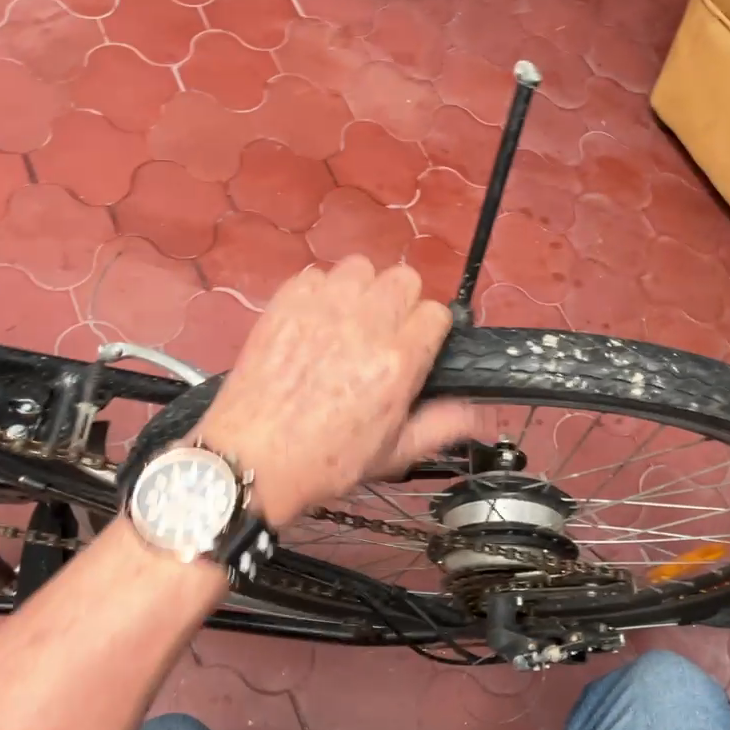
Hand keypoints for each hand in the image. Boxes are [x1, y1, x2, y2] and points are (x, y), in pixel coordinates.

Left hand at [194, 257, 476, 522]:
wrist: (253, 459)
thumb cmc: (325, 462)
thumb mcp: (394, 454)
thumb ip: (440, 425)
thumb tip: (476, 412)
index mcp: (398, 362)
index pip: (436, 313)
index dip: (430, 331)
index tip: (418, 348)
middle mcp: (365, 325)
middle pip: (404, 279)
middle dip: (402, 303)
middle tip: (386, 333)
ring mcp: (321, 308)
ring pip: (361, 268)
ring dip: (363, 290)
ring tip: (352, 321)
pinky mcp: (284, 303)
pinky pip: (315, 275)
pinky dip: (321, 292)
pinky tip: (316, 322)